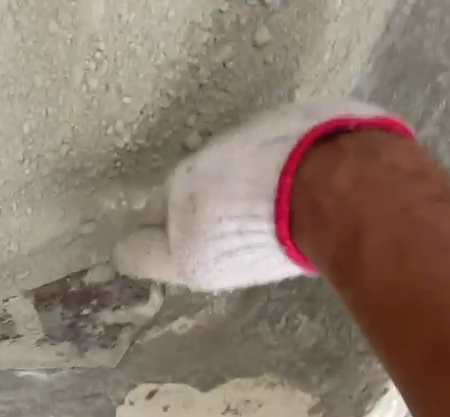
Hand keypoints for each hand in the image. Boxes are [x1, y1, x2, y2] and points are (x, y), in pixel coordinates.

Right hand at [113, 100, 410, 292]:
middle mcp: (215, 149)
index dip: (171, 235)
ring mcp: (265, 129)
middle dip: (215, 205)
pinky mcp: (310, 119)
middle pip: (207, 185)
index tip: (191, 252)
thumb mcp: (186, 263)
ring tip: (281, 214)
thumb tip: (120, 251)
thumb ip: (148, 256)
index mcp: (181, 183)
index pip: (161, 212)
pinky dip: (294, 168)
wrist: (329, 186)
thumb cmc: (247, 234)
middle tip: (238, 236)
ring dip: (257, 185)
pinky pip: (293, 149)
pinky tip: (311, 192)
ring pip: (250, 165)